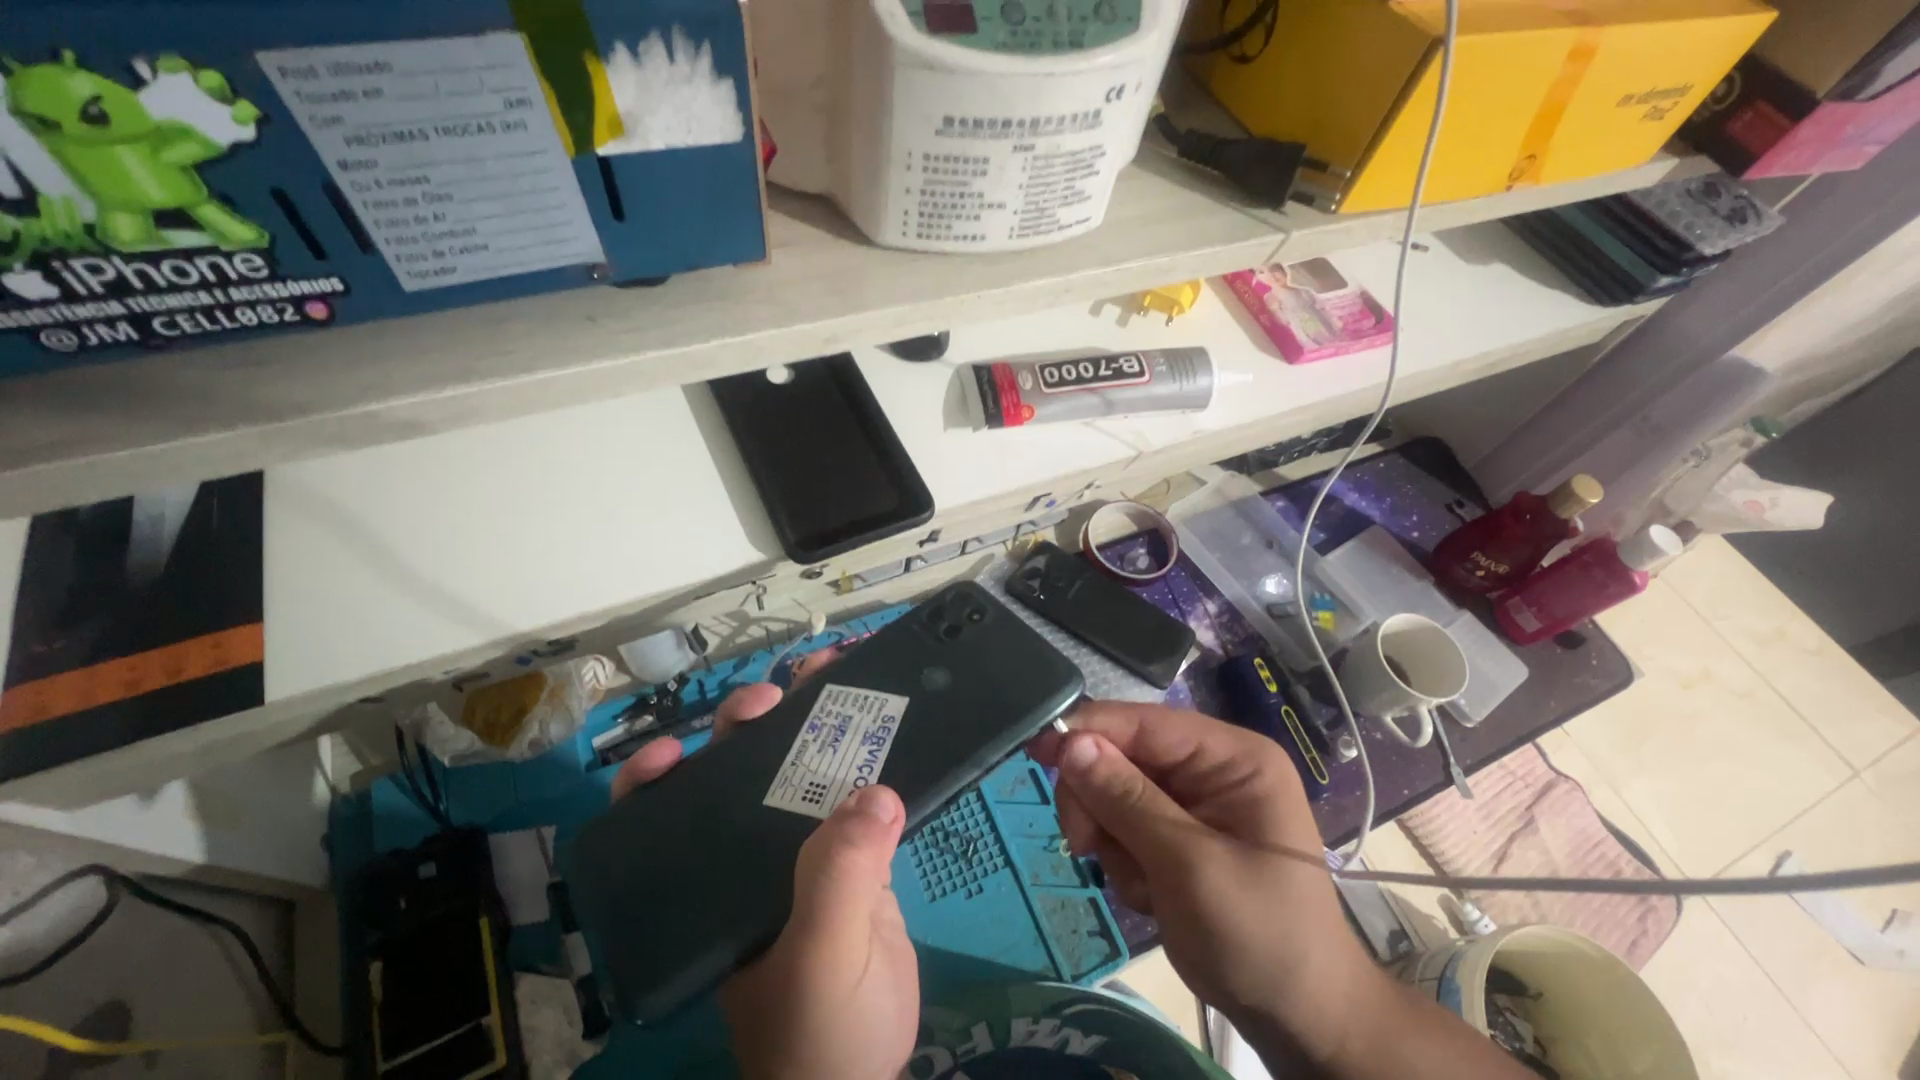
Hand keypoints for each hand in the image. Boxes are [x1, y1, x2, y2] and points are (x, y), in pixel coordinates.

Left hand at [610, 651, 918, 1079]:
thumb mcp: (820, 956)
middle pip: (739, 777)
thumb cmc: (818, 1031)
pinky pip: (861, 803)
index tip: (675, 746)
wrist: (865, 1078)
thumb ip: (839, 877)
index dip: (658, 776)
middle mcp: (749, 860)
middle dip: (750, 726)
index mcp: (712, 884)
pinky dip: (873, 764)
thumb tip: (874, 791)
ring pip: (804, 777)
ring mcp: (806, 858)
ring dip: (820, 728)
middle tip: (780, 693)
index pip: (665, 819)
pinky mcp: (857, 863)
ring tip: (841, 679)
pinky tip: (891, 730)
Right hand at [1028, 702, 1378, 1066]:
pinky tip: (1152, 897)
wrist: (1298, 1017)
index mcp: (1234, 758)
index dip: (1090, 730)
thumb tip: (1070, 743)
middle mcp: (1212, 770)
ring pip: (1113, 795)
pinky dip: (1124, 863)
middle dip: (1099, 802)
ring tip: (1144, 887)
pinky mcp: (1178, 838)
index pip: (1147, 722)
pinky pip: (1123, 829)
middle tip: (1086, 846)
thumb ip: (1127, 801)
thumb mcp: (1190, 866)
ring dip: (1112, 841)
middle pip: (1122, 755)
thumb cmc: (1260, 936)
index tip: (1036, 753)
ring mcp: (1195, 805)